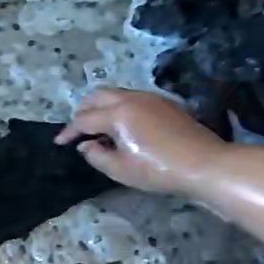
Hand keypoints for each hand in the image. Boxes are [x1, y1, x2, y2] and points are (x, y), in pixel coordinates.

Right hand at [55, 88, 227, 196]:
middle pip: (98, 96)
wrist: (205, 164)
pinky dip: (120, 108)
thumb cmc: (157, 170)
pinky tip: (124, 127)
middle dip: (83, 111)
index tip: (59, 143)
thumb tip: (86, 145)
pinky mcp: (166, 104)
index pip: (84, 119)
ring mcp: (151, 98)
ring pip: (116, 94)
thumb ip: (96, 155)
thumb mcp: (120, 170)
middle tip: (78, 130)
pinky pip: (134, 98)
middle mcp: (132, 98)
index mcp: (117, 113)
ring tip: (99, 128)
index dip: (69, 132)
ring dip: (102, 107)